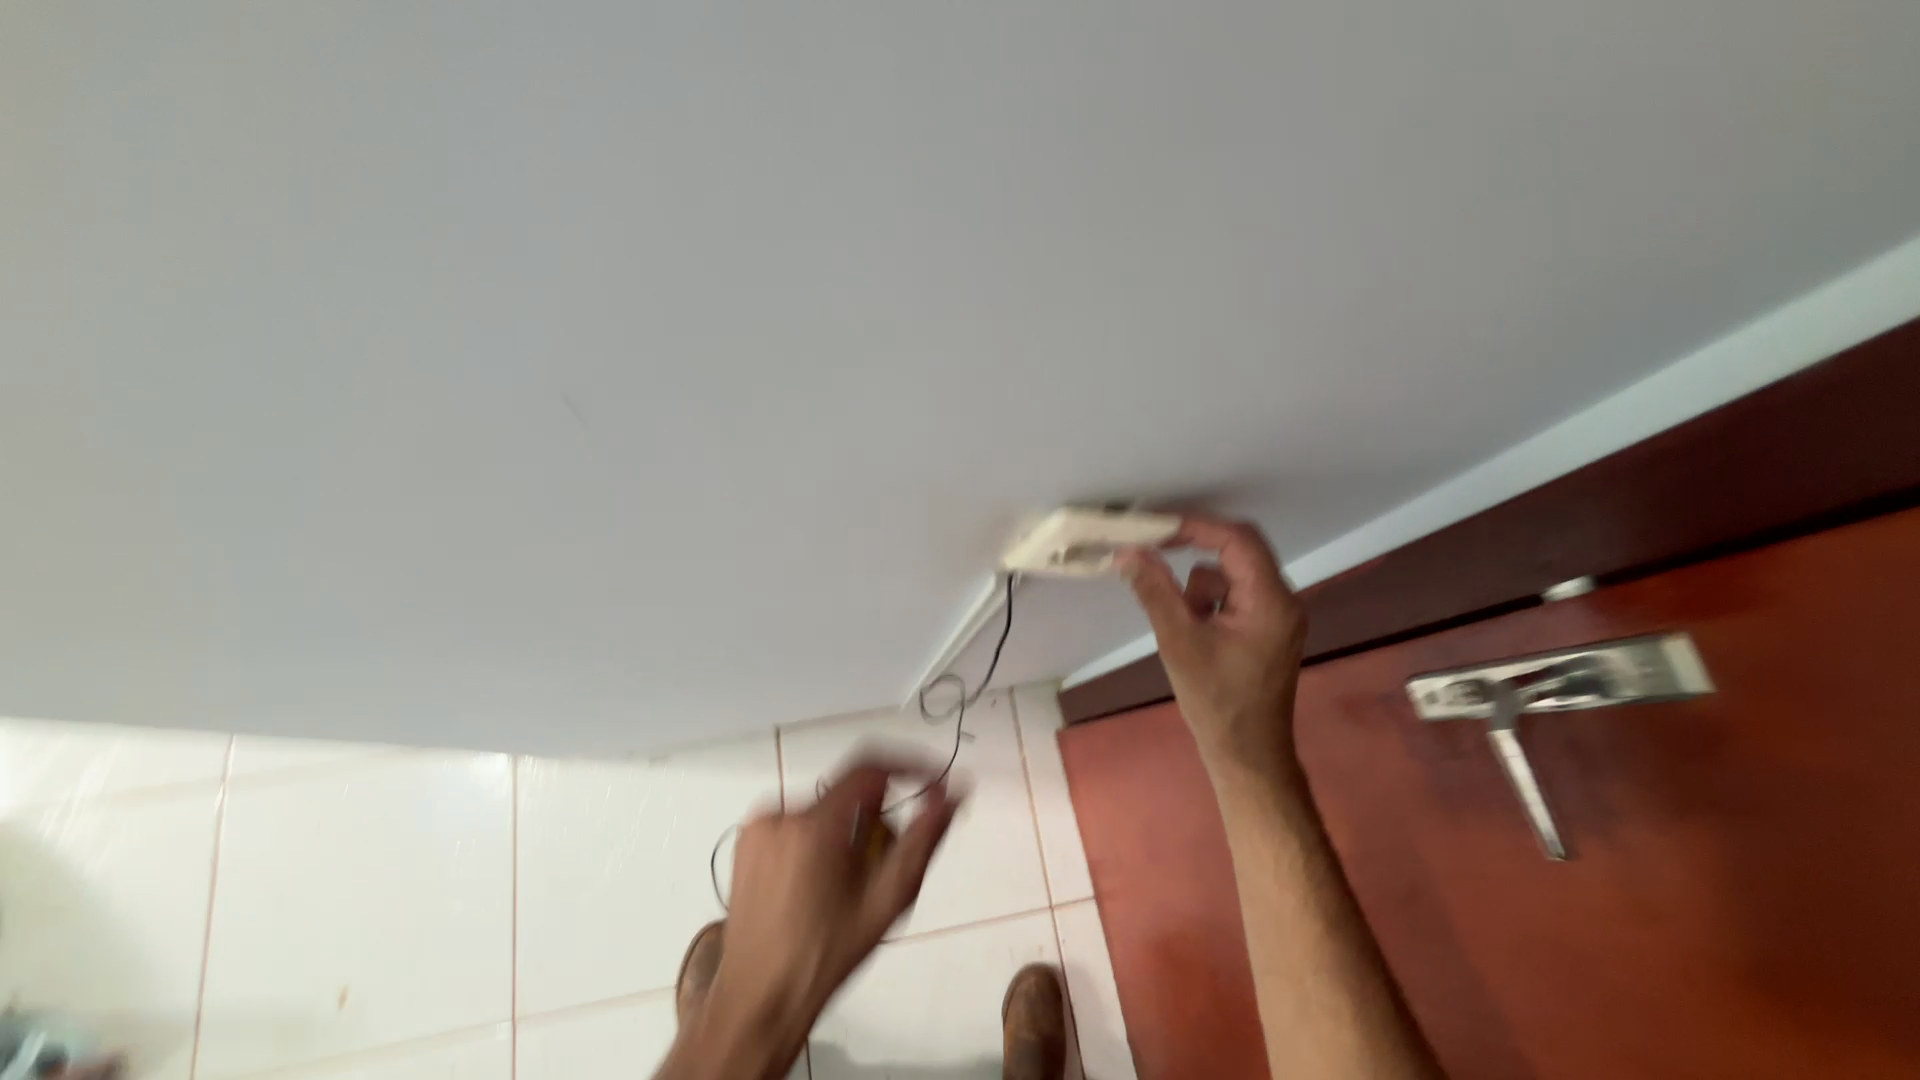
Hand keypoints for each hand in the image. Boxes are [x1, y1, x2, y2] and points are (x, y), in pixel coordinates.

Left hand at [690, 755, 963, 1068]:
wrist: (759, 998)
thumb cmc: (826, 955)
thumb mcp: (886, 901)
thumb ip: (923, 840)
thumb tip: (953, 794)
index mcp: (814, 825)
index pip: (870, 767)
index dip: (909, 767)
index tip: (934, 783)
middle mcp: (781, 813)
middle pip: (847, 794)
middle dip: (875, 818)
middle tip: (885, 864)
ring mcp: (758, 827)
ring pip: (823, 809)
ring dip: (845, 831)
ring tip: (848, 884)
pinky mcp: (746, 841)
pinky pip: (796, 823)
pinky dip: (817, 840)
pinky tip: (818, 884)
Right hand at [1117, 516, 1307, 776]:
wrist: (1247, 754)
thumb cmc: (1215, 702)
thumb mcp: (1178, 642)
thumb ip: (1155, 590)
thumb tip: (1129, 552)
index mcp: (1270, 600)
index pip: (1237, 539)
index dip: (1196, 526)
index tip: (1155, 530)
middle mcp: (1283, 600)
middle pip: (1237, 552)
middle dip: (1194, 554)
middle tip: (1154, 555)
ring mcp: (1278, 615)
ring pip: (1230, 575)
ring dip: (1200, 589)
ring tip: (1184, 628)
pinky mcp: (1268, 629)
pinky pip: (1235, 596)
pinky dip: (1209, 605)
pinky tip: (1196, 637)